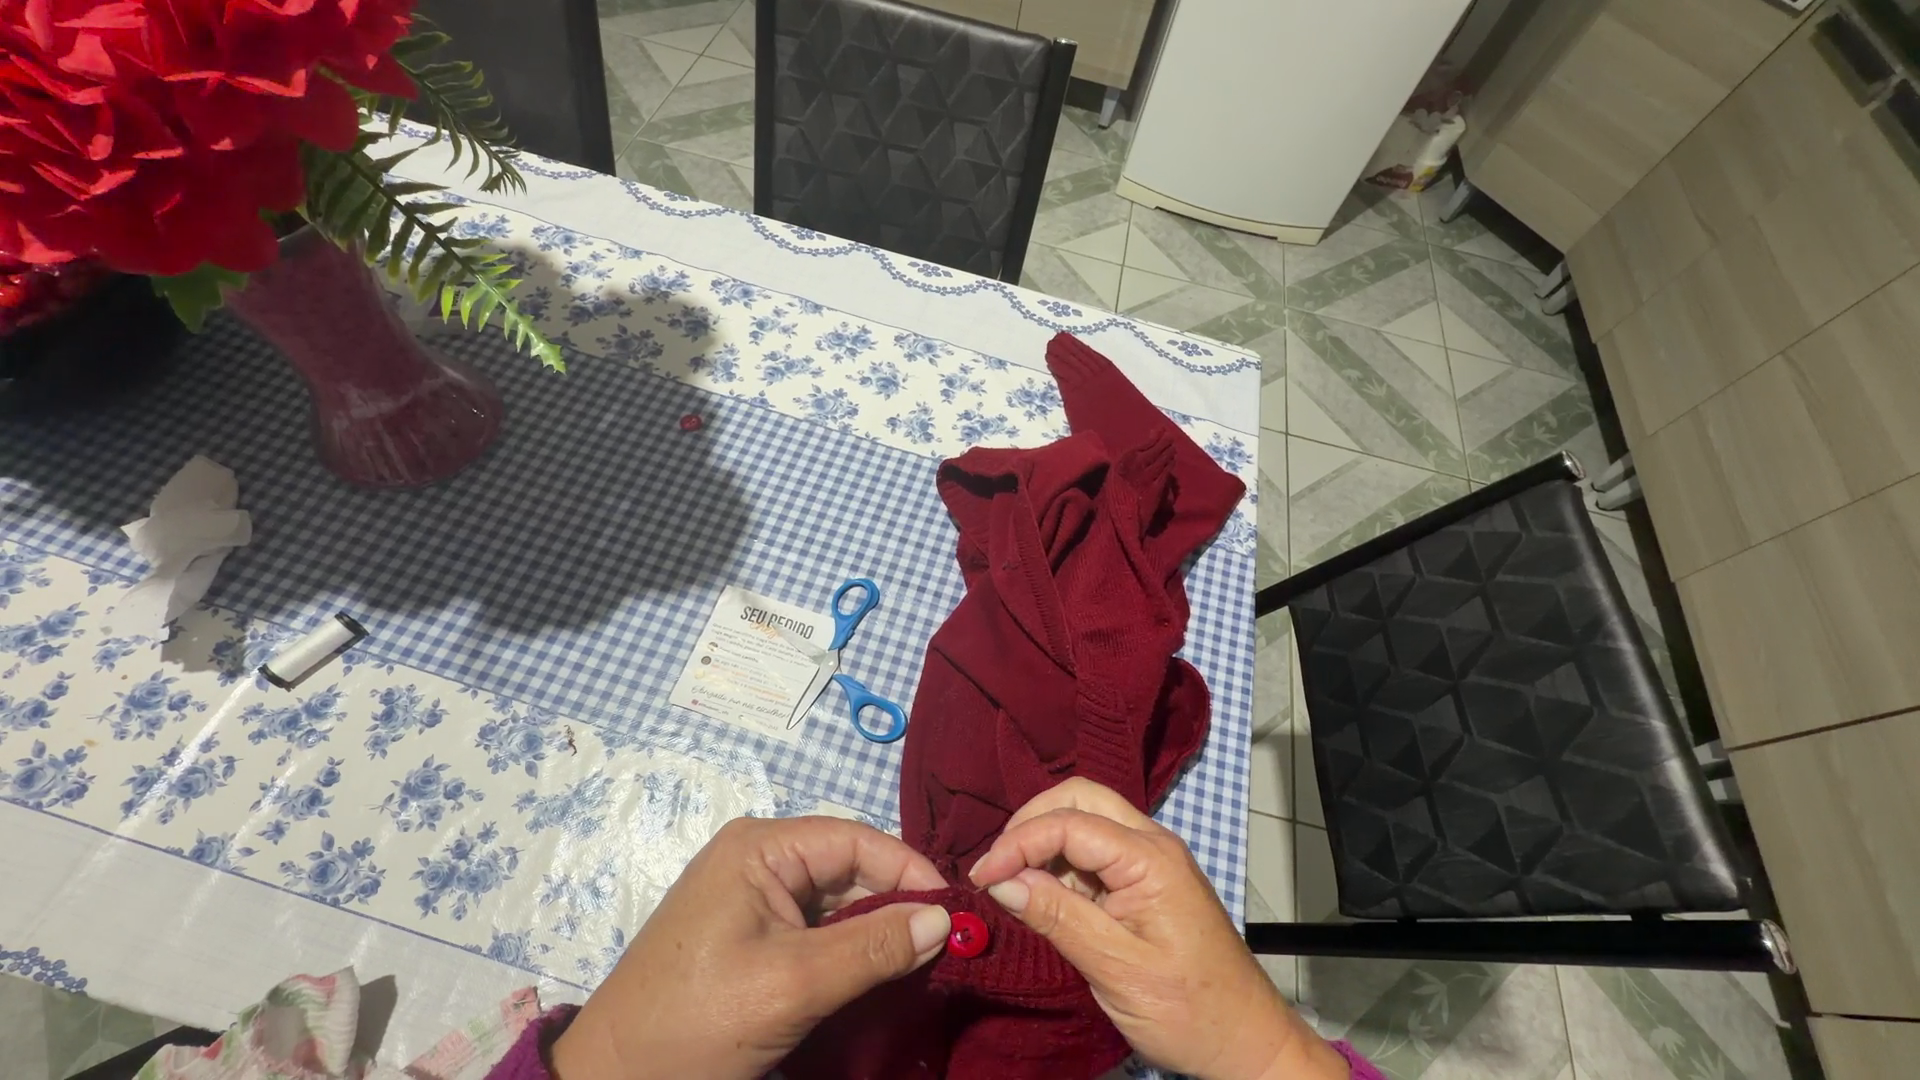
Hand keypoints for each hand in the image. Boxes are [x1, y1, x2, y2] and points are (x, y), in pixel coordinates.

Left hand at [551, 816, 952, 1079]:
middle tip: (944, 944)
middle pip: (848, 868)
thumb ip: (872, 949)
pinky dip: (848, 948)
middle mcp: (758, 857)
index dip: (908, 869)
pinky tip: (877, 972)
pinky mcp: (750, 930)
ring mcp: (752, 894)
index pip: (854, 840)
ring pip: (835, 900)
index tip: (953, 910)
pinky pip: (814, 926)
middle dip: (896, 903)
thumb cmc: (696, 1023)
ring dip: (875, 930)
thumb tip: (945, 920)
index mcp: (761, 847)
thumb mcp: (792, 986)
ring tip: (919, 960)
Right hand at [968, 779, 1348, 1079]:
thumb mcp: (1116, 969)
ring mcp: (1149, 857)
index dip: (1018, 842)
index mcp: (1149, 857)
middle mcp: (1150, 842)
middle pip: (1080, 798)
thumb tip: (1000, 881)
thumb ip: (1057, 917)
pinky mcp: (1144, 877)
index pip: (1069, 823)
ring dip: (1044, 841)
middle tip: (998, 866)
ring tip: (1013, 883)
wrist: (1247, 1042)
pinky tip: (1042, 895)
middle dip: (1031, 822)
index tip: (982, 877)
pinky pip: (1093, 850)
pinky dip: (1060, 862)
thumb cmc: (1188, 1010)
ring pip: (1085, 818)